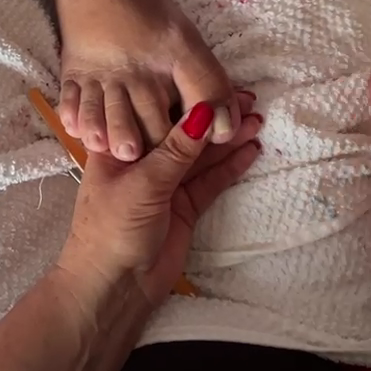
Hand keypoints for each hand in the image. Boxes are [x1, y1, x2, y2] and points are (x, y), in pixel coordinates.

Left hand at [55, 93, 261, 305]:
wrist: (111, 289)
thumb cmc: (112, 228)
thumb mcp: (144, 183)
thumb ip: (177, 150)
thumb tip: (205, 112)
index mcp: (123, 144)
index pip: (158, 112)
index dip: (188, 97)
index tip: (220, 82)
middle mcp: (145, 159)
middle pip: (184, 132)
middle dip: (214, 116)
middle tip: (250, 98)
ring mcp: (165, 183)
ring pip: (201, 156)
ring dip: (228, 140)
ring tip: (258, 120)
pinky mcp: (184, 207)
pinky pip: (210, 181)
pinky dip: (230, 166)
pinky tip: (251, 150)